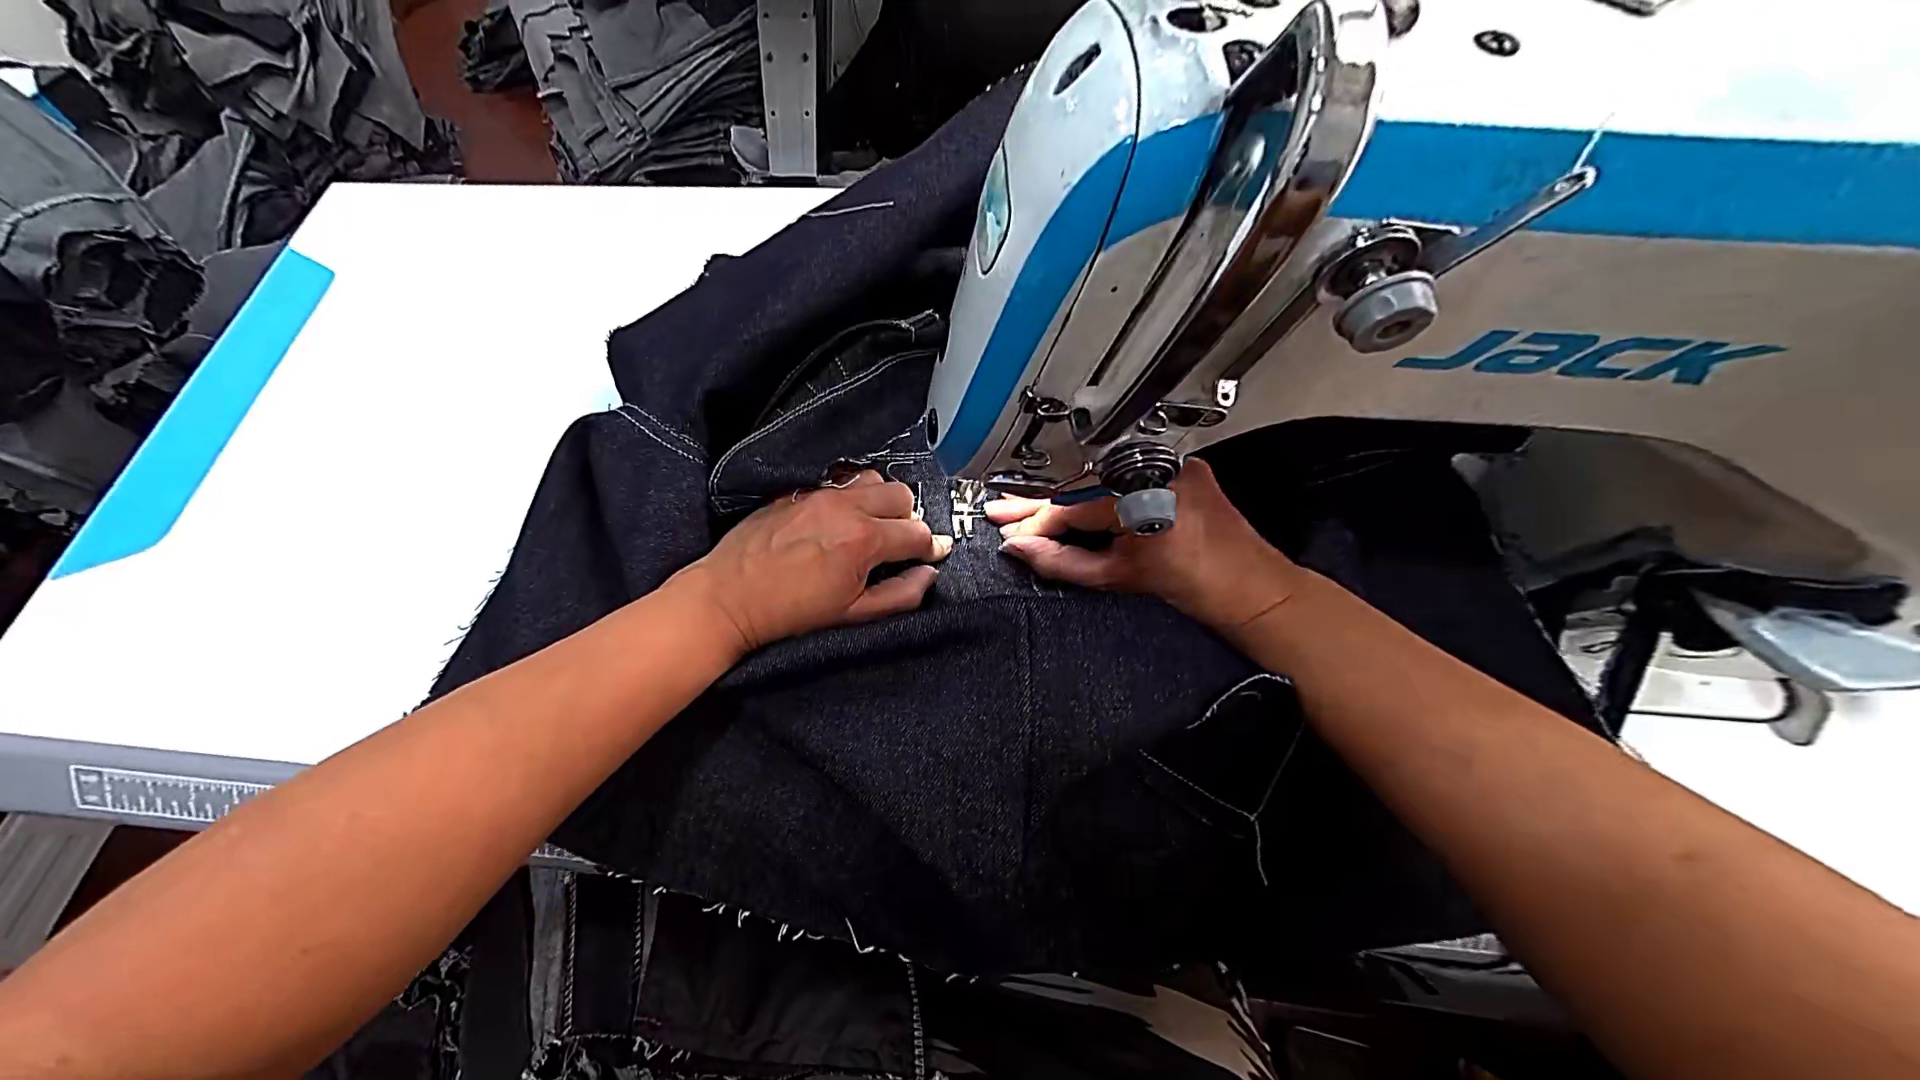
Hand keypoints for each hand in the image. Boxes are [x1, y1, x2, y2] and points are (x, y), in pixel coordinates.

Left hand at [670, 470, 951, 656]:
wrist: (729, 598)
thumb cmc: (785, 611)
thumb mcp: (853, 614)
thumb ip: (901, 594)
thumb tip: (928, 575)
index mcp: (862, 540)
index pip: (917, 532)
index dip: (930, 547)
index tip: (931, 554)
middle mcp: (844, 508)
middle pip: (902, 495)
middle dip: (909, 519)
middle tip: (899, 542)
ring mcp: (818, 494)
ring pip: (873, 479)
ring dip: (881, 500)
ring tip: (871, 526)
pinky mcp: (797, 490)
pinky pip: (839, 479)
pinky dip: (852, 494)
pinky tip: (842, 519)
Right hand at [987, 458, 1301, 633]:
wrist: (1250, 586)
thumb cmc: (1201, 587)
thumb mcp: (1119, 577)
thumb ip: (1063, 563)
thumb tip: (1023, 550)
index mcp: (1145, 494)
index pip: (1072, 506)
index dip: (1037, 524)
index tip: (1012, 537)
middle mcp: (1158, 467)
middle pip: (1080, 486)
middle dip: (1039, 505)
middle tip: (1003, 513)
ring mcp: (1169, 462)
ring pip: (1098, 479)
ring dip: (1063, 497)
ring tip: (1025, 509)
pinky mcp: (1176, 465)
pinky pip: (1121, 476)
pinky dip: (1094, 491)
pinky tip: (1067, 500)